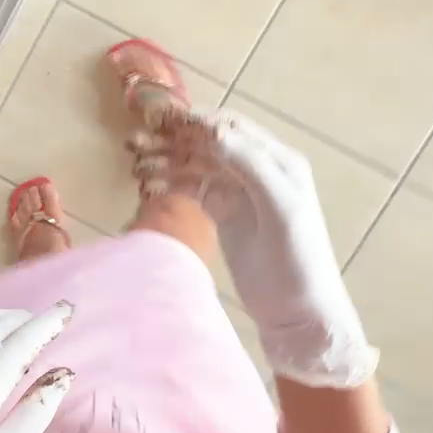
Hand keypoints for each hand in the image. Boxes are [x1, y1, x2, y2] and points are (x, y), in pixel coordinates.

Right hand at [131, 109, 377, 388]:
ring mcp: (236, 190)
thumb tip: (213, 131)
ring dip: (165, 159)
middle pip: (207, 142)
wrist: (298, 312)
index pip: (231, 126)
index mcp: (277, 159)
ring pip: (195, 164)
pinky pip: (190, 187)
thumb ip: (251, 166)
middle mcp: (255, 168)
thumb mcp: (281, 207)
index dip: (197, 121)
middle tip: (137, 141)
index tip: (162, 121)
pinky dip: (168, 183)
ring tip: (134, 163)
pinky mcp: (221, 211)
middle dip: (173, 138)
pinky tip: (147, 186)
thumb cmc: (298, 257)